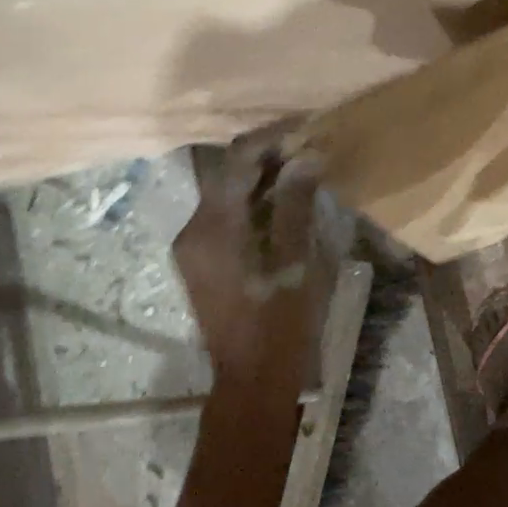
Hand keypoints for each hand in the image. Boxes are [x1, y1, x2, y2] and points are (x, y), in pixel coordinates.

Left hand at [173, 139, 325, 383]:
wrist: (252, 380)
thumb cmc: (280, 323)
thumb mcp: (296, 261)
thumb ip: (296, 204)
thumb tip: (307, 154)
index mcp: (213, 227)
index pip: (239, 158)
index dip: (273, 136)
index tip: (309, 126)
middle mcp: (194, 228)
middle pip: (230, 171)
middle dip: (271, 154)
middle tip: (313, 145)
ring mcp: (194, 245)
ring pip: (229, 192)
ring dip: (265, 176)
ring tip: (307, 167)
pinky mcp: (203, 259)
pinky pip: (228, 213)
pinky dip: (256, 200)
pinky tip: (287, 201)